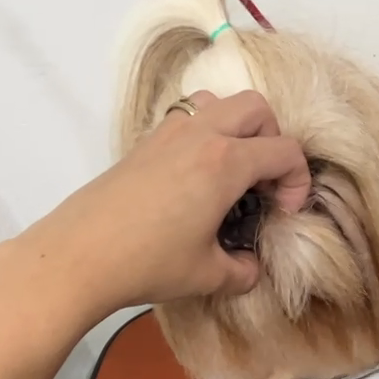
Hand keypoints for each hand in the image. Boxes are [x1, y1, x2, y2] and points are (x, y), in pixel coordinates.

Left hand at [13, 90, 311, 317]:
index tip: (285, 213)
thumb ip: (243, 270)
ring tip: (234, 171)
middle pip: (257, 108)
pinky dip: (206, 135)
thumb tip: (250, 267)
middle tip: (266, 183)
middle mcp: (200, 135)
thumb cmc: (149, 264)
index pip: (285, 151)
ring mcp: (169, 133)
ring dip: (238, 128)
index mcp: (225, 163)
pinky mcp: (146, 144)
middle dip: (274, 140)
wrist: (79, 256)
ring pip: (219, 102)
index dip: (298, 182)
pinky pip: (188, 118)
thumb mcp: (209, 276)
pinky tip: (197, 180)